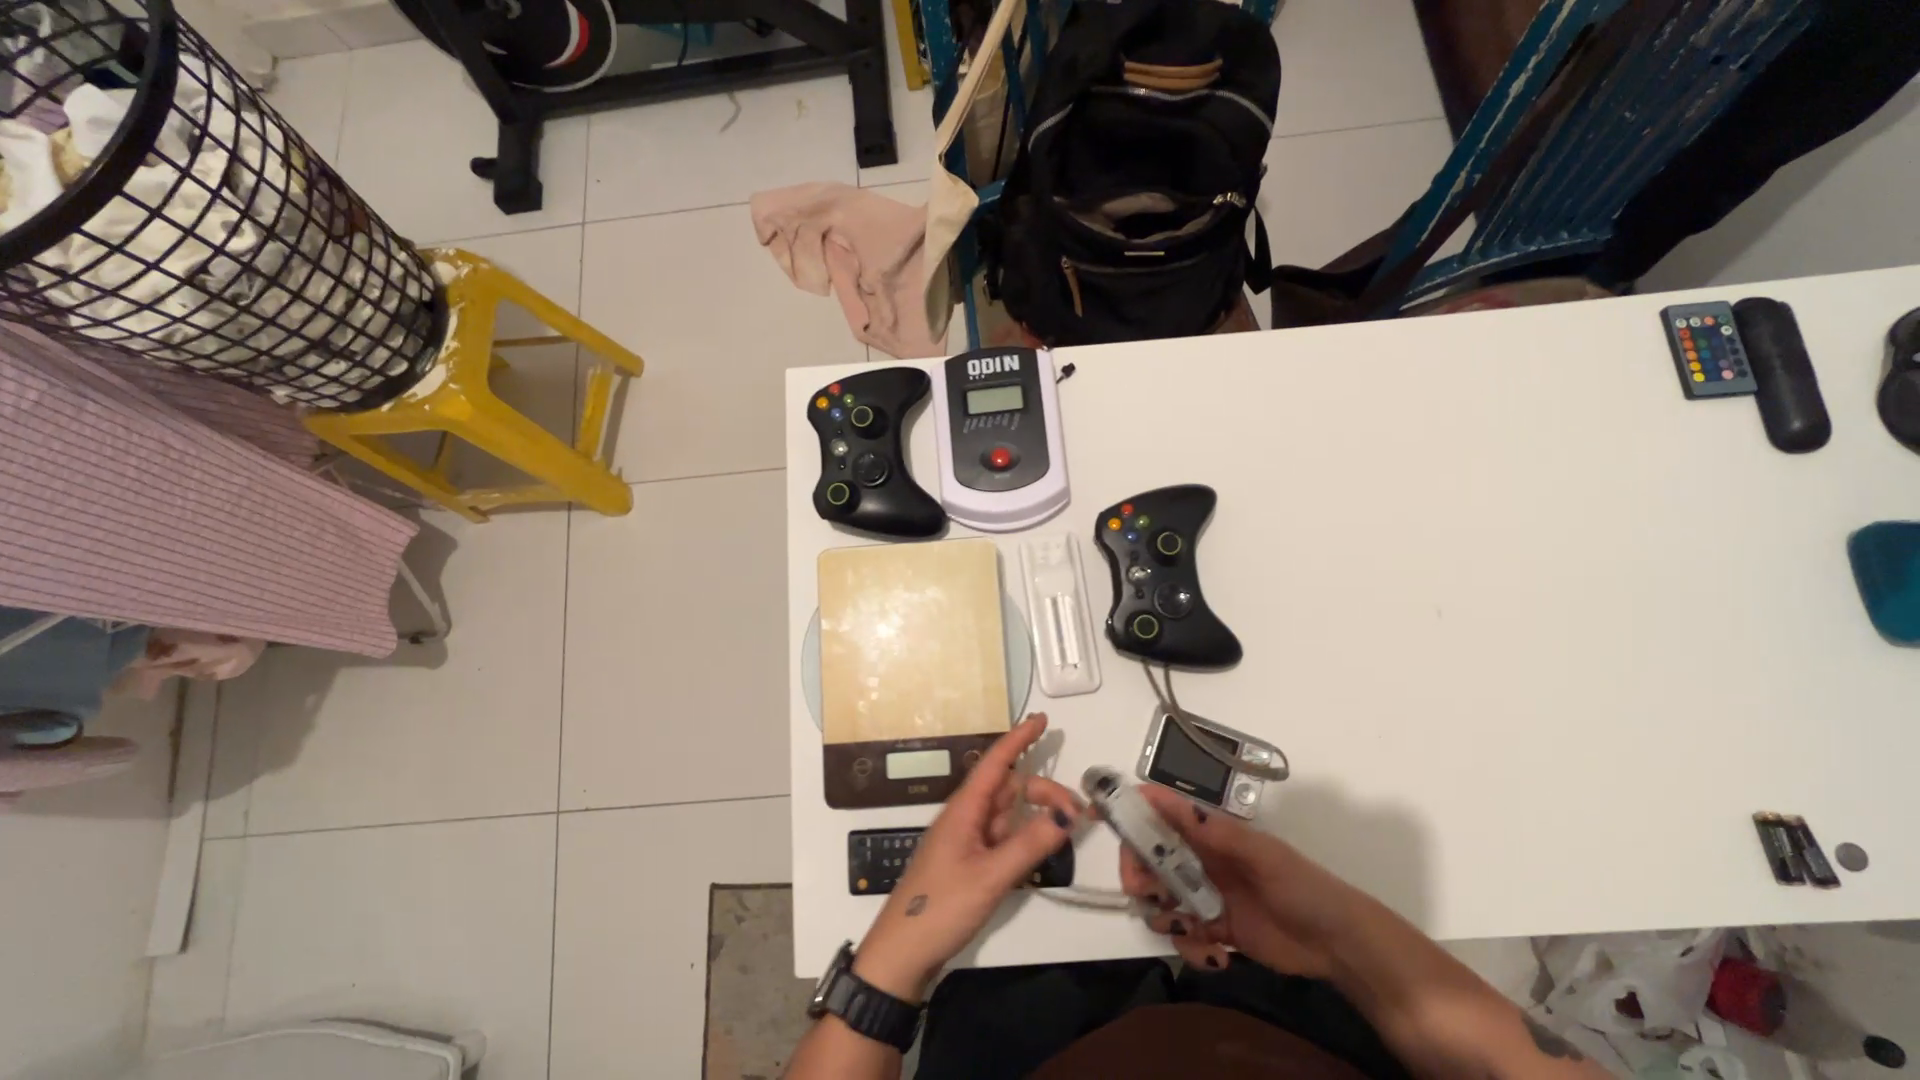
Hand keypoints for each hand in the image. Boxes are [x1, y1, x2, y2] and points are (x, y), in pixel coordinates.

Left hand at [854, 713, 1085, 1002]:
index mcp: (963, 810)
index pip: (996, 763)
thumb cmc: (941, 907)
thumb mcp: (990, 877)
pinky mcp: (968, 863)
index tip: (1042, 719)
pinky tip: (1043, 849)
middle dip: (1044, 791)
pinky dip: (1025, 837)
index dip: (1018, 739)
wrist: (903, 952)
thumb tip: (1066, 816)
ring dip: (1037, 814)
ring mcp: (966, 841)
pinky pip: (1002, 838)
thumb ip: (1029, 845)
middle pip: (1008, 789)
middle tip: (1077, 815)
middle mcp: (964, 818)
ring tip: (1069, 827)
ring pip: (1007, 814)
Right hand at [1118, 784, 1350, 978]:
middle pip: (1151, 859)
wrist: (1339, 944)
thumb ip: (1220, 834)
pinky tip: (1214, 954)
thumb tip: (1170, 802)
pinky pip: (1183, 936)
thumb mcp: (1266, 856)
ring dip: (1162, 914)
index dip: (1134, 812)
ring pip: (1161, 899)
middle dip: (1140, 873)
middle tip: (1144, 892)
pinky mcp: (1215, 931)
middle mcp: (1204, 861)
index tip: (1102, 816)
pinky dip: (1189, 946)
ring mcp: (1208, 897)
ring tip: (1185, 929)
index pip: (1164, 815)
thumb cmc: (1304, 888)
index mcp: (1215, 835)